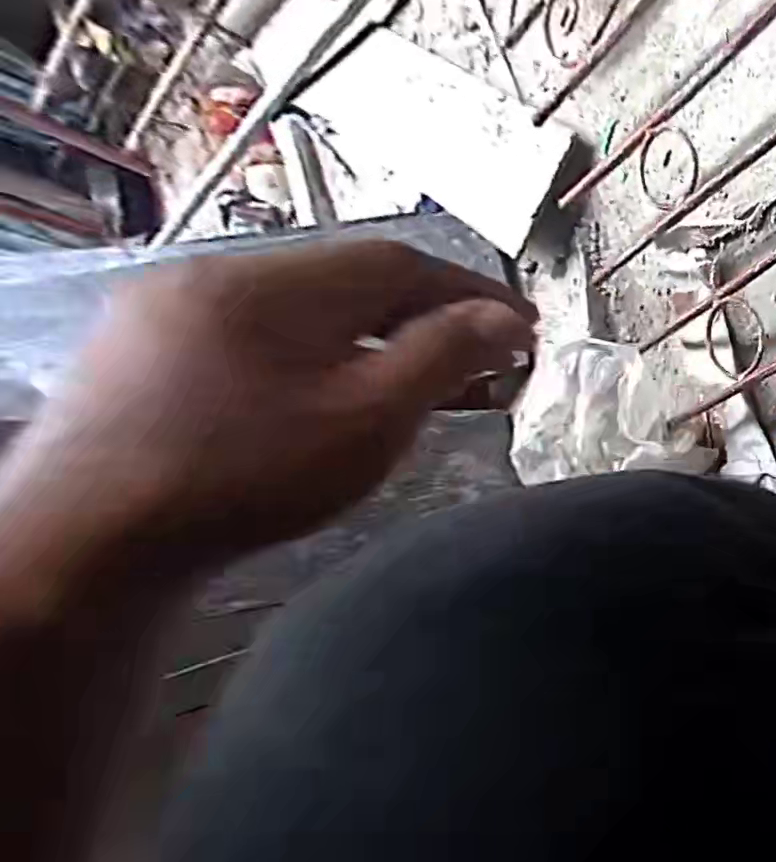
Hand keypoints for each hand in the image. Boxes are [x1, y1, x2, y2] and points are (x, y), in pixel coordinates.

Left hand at [0, 241, 536, 591]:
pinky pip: (289, 334)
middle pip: (359, 281)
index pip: (397, 263)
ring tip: (458, 374)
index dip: (473, 289)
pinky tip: (382, 385)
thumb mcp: (373, 415)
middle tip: (501, 352)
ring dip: (402, 336)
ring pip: (326, 309)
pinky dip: (352, 352)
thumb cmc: (255, 473)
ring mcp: (187, 312)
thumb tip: (508, 317)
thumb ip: (446, 355)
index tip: (527, 324)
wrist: (99, 537)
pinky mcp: (174, 349)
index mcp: (267, 286)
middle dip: (442, 313)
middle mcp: (220, 279)